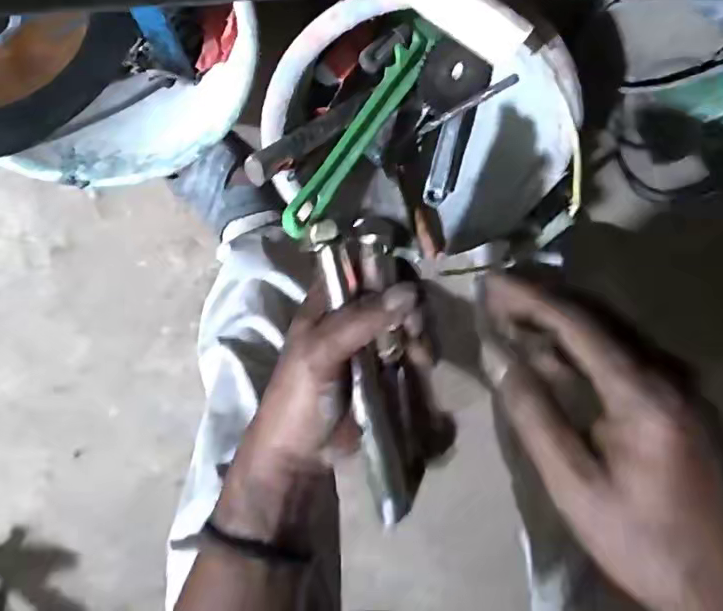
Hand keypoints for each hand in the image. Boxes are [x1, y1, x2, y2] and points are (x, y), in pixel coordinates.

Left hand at [212, 284, 420, 545]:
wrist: (298, 461)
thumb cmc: (297, 399)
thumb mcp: (320, 353)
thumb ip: (362, 319)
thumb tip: (410, 291)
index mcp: (329, 297)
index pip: (362, 260)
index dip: (387, 263)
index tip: (404, 285)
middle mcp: (354, 310)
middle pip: (394, 286)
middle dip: (411, 304)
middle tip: (414, 331)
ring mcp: (372, 338)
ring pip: (408, 315)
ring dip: (421, 330)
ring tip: (421, 356)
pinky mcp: (388, 365)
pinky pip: (413, 344)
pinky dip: (424, 349)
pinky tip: (425, 364)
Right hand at [484, 273, 722, 610]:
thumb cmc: (644, 541)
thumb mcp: (577, 488)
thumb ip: (535, 415)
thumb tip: (496, 353)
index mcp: (643, 390)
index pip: (577, 322)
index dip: (530, 297)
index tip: (492, 280)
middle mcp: (667, 368)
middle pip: (597, 314)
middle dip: (544, 297)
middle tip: (498, 291)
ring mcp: (681, 377)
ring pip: (612, 327)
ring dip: (564, 316)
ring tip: (517, 311)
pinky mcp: (683, 391)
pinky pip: (627, 348)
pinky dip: (587, 340)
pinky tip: (558, 348)